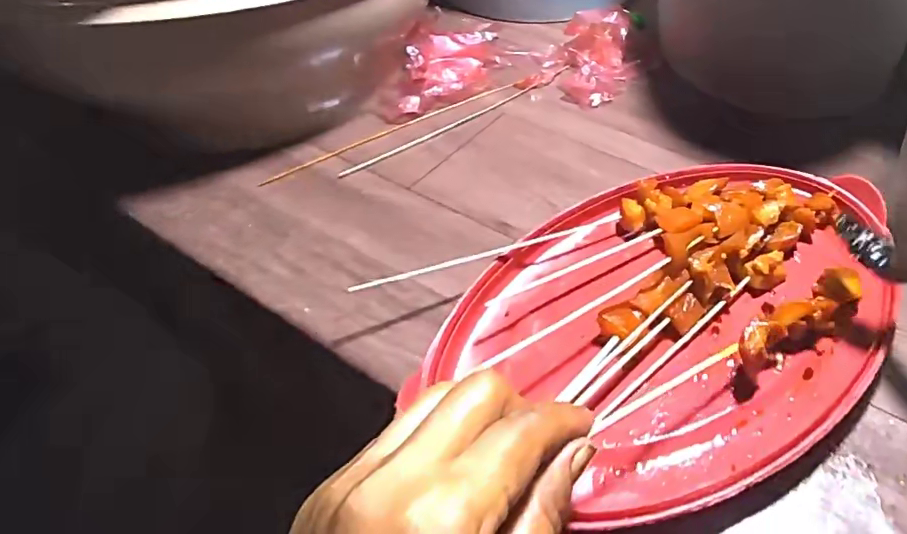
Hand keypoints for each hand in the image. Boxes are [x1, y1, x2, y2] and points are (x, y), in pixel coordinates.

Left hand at [292, 370, 592, 533]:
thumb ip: (541, 516)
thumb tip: (575, 451)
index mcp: (441, 514)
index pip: (525, 425)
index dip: (565, 420)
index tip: (581, 430)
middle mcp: (392, 483)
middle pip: (482, 390)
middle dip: (520, 409)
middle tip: (537, 445)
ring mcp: (349, 484)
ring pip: (439, 396)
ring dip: (476, 415)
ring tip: (491, 454)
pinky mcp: (325, 493)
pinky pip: (399, 428)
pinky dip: (435, 434)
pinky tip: (445, 473)